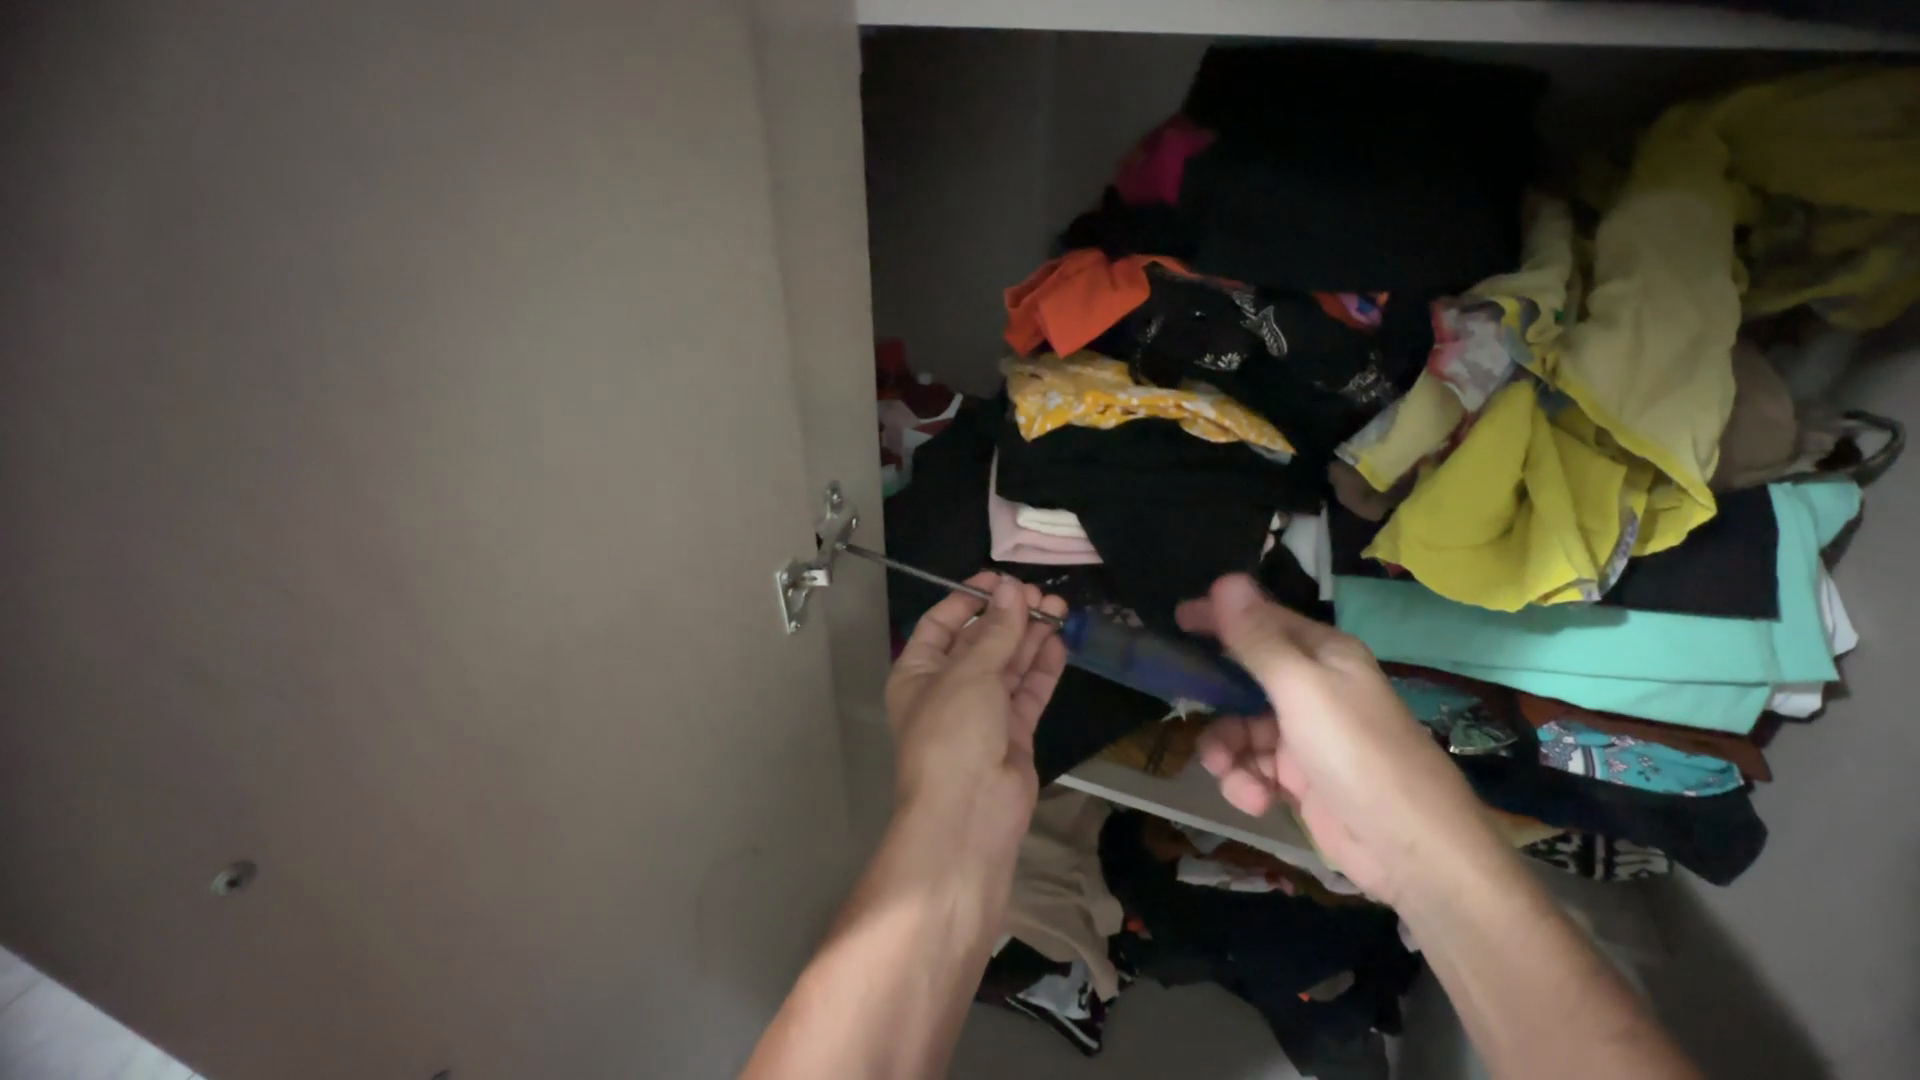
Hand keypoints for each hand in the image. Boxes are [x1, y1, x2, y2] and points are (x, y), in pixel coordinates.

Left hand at [886, 572, 1068, 852]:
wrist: (969, 814)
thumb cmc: (952, 734)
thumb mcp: (969, 674)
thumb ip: (996, 632)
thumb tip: (1012, 590)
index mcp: (918, 672)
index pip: (942, 623)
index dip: (970, 599)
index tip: (1001, 580)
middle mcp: (947, 689)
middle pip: (980, 642)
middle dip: (1008, 617)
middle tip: (1040, 595)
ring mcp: (981, 712)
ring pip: (1008, 665)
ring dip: (1030, 637)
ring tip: (1058, 609)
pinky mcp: (1011, 732)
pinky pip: (1027, 692)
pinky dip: (1041, 668)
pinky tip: (1058, 643)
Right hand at [1176, 574, 1494, 904]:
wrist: (1412, 850)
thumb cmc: (1356, 753)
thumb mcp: (1300, 688)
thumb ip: (1257, 639)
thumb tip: (1227, 580)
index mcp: (1322, 656)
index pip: (1262, 621)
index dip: (1220, 618)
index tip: (1177, 620)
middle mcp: (1313, 689)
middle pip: (1243, 680)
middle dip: (1216, 700)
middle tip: (1185, 706)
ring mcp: (1305, 738)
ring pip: (1240, 730)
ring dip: (1226, 751)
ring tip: (1231, 773)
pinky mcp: (1300, 781)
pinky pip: (1253, 768)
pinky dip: (1247, 783)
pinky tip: (1258, 801)